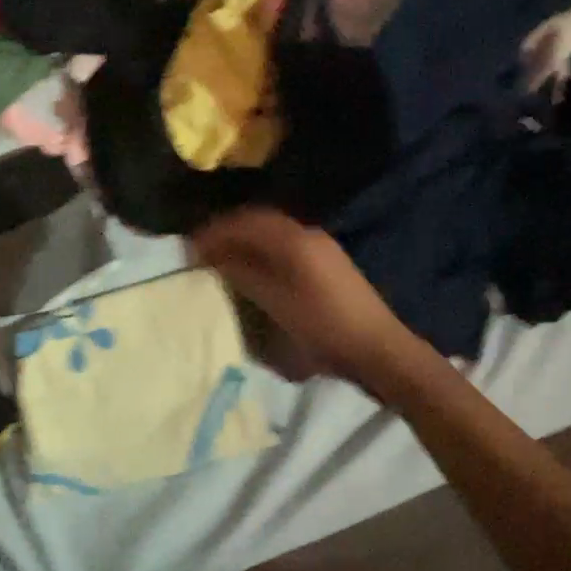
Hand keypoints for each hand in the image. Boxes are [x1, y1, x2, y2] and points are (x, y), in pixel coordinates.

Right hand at [193, 208, 424, 389]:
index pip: (244, 222)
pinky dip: (262, 249)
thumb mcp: (274, 301)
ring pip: (273, 232)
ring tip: (223, 258)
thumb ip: (242, 274)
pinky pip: (285, 244)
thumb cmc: (322, 325)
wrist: (378, 348)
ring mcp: (321, 247)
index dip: (215, 231)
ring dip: (245, 239)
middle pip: (259, 221)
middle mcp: (307, 234)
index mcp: (293, 239)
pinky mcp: (327, 263)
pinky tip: (254, 268)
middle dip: (228, 231)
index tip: (191, 247)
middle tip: (203, 249)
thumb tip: (214, 258)